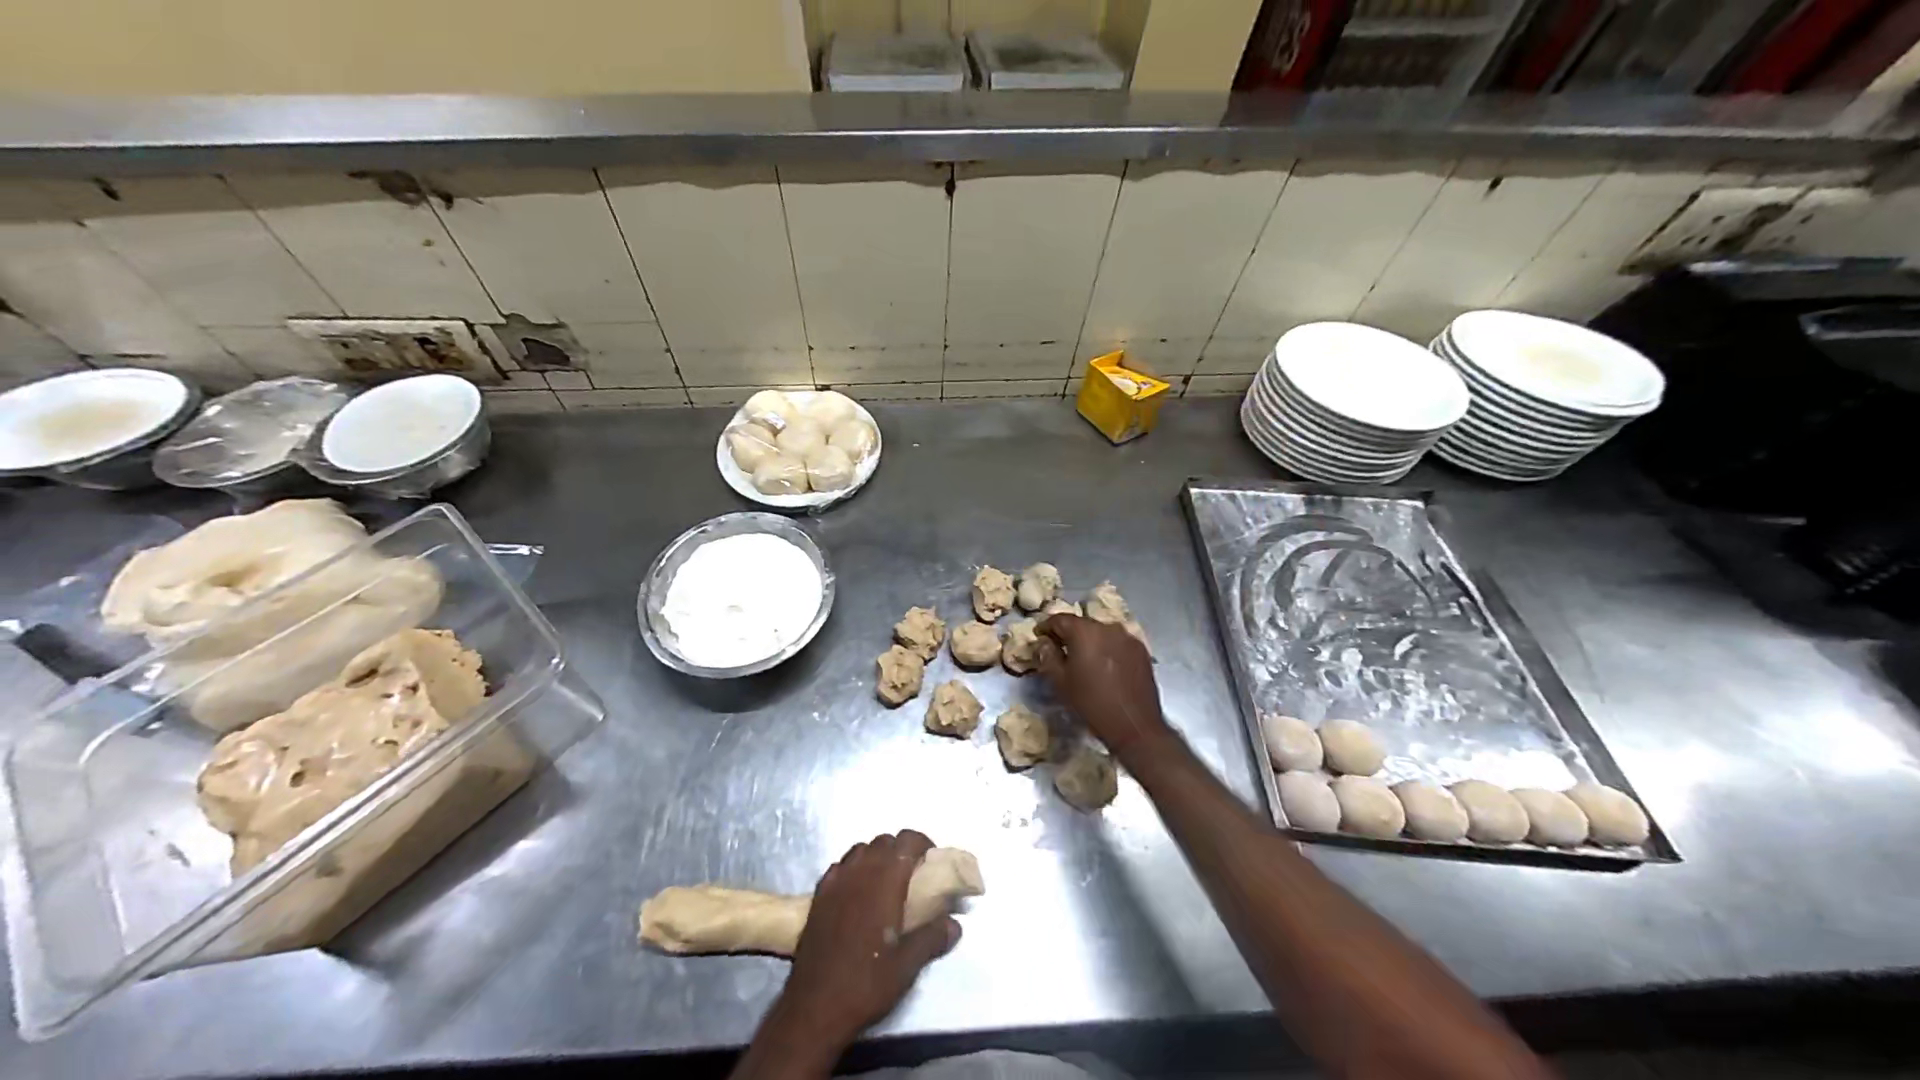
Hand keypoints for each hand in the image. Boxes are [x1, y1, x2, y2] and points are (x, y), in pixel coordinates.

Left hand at [775, 831, 959, 1047]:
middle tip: (913, 877)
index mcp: (885, 879)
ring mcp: (835, 882)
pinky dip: (853, 871)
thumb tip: (954, 925)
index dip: (923, 844)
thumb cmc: (867, 982)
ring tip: (886, 886)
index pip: (907, 840)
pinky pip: (840, 868)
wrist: (815, 1006)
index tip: (932, 863)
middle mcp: (859, 871)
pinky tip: (857, 897)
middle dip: (901, 851)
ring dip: (876, 858)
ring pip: (860, 851)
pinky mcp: (817, 896)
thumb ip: (933, 937)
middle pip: (884, 841)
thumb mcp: (909, 965)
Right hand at [1037, 614, 1171, 757]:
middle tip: (1059, 649)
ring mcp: (1128, 637)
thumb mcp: (1061, 681)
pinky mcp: (1141, 649)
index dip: (1046, 627)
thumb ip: (1048, 656)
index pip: (1059, 619)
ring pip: (1101, 632)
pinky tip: (1105, 666)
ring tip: (1084, 659)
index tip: (1039, 636)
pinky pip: (1117, 642)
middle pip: (1082, 623)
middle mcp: (1108, 627)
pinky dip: (1107, 648)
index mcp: (1084, 631)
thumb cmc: (1091, 702)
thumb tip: (1044, 643)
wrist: (1133, 724)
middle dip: (1069, 634)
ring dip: (1090, 641)